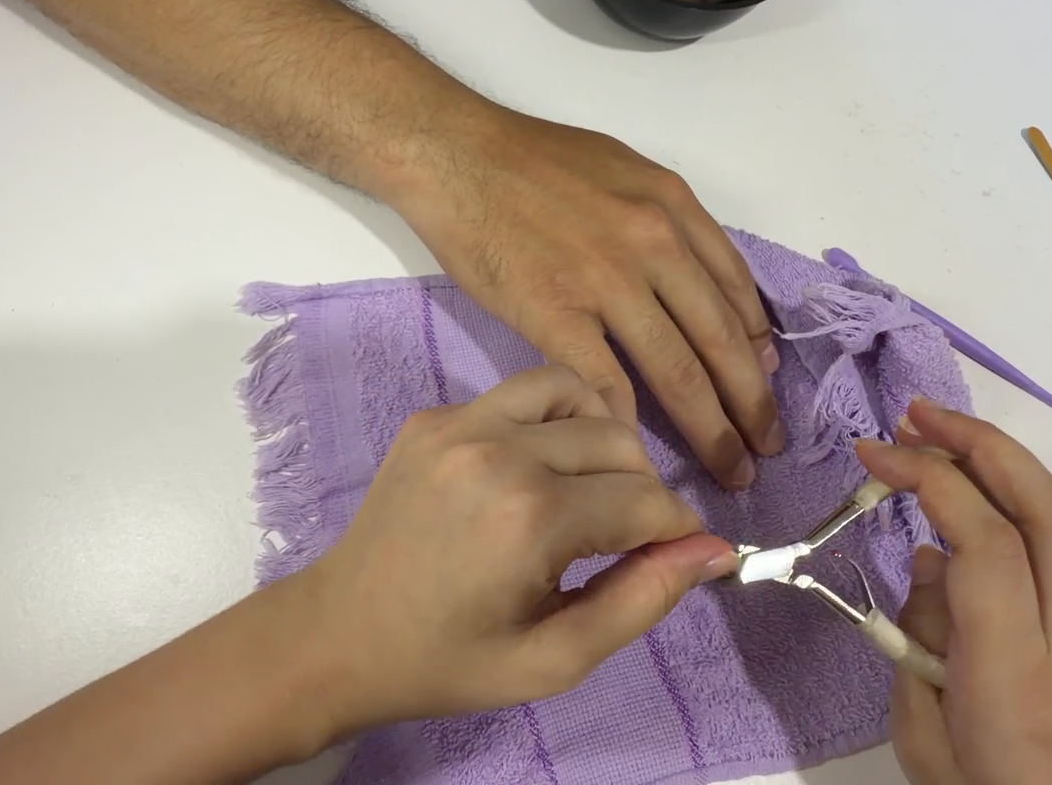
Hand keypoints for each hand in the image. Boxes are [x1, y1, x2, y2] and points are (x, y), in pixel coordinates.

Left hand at [296, 367, 737, 735]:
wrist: (340, 631)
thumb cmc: (450, 659)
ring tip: (588, 486)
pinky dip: (550, 417)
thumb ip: (642, 599)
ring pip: (575, 392)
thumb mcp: (555, 659)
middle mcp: (498, 450)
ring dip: (601, 436)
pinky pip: (519, 392)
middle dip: (642, 487)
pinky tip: (537, 462)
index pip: (645, 500)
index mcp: (529, 518)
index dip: (677, 528)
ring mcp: (459, 421)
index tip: (677, 550)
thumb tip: (712, 549)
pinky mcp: (435, 413)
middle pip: (618, 440)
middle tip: (624, 533)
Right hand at [389, 109, 782, 489]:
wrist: (455, 155)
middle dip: (752, 404)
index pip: (735, 291)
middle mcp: (654, 243)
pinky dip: (627, 424)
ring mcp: (605, 280)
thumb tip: (699, 284)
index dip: (756, 348)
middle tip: (768, 448)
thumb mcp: (621, 168)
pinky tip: (642, 457)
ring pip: (676, 370)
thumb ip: (666, 221)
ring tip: (732, 471)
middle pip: (720, 340)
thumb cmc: (530, 158)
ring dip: (711, 428)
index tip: (762, 383)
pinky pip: (603, 380)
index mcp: (672, 207)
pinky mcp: (554, 311)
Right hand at [854, 402, 1051, 784]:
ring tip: (931, 436)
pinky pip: (1051, 554)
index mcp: (1014, 675)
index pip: (988, 547)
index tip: (870, 452)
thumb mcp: (926, 746)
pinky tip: (952, 512)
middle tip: (918, 412)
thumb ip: (919, 649)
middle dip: (986, 445)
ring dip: (998, 464)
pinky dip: (1004, 505)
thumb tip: (933, 565)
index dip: (930, 479)